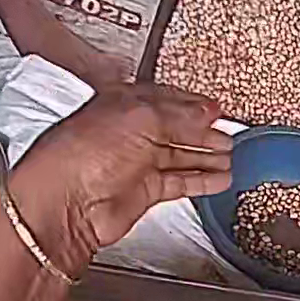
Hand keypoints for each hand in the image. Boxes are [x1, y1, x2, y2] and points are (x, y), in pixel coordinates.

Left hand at [16, 84, 232, 256]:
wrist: (69, 200)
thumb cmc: (87, 153)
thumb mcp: (141, 119)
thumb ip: (179, 115)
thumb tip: (206, 112)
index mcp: (125, 106)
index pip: (167, 101)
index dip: (194, 105)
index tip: (217, 110)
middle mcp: (130, 133)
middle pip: (176, 131)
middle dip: (205, 133)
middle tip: (228, 136)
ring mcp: (137, 163)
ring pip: (181, 157)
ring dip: (207, 158)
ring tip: (230, 158)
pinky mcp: (145, 191)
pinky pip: (181, 182)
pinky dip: (203, 181)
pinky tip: (220, 180)